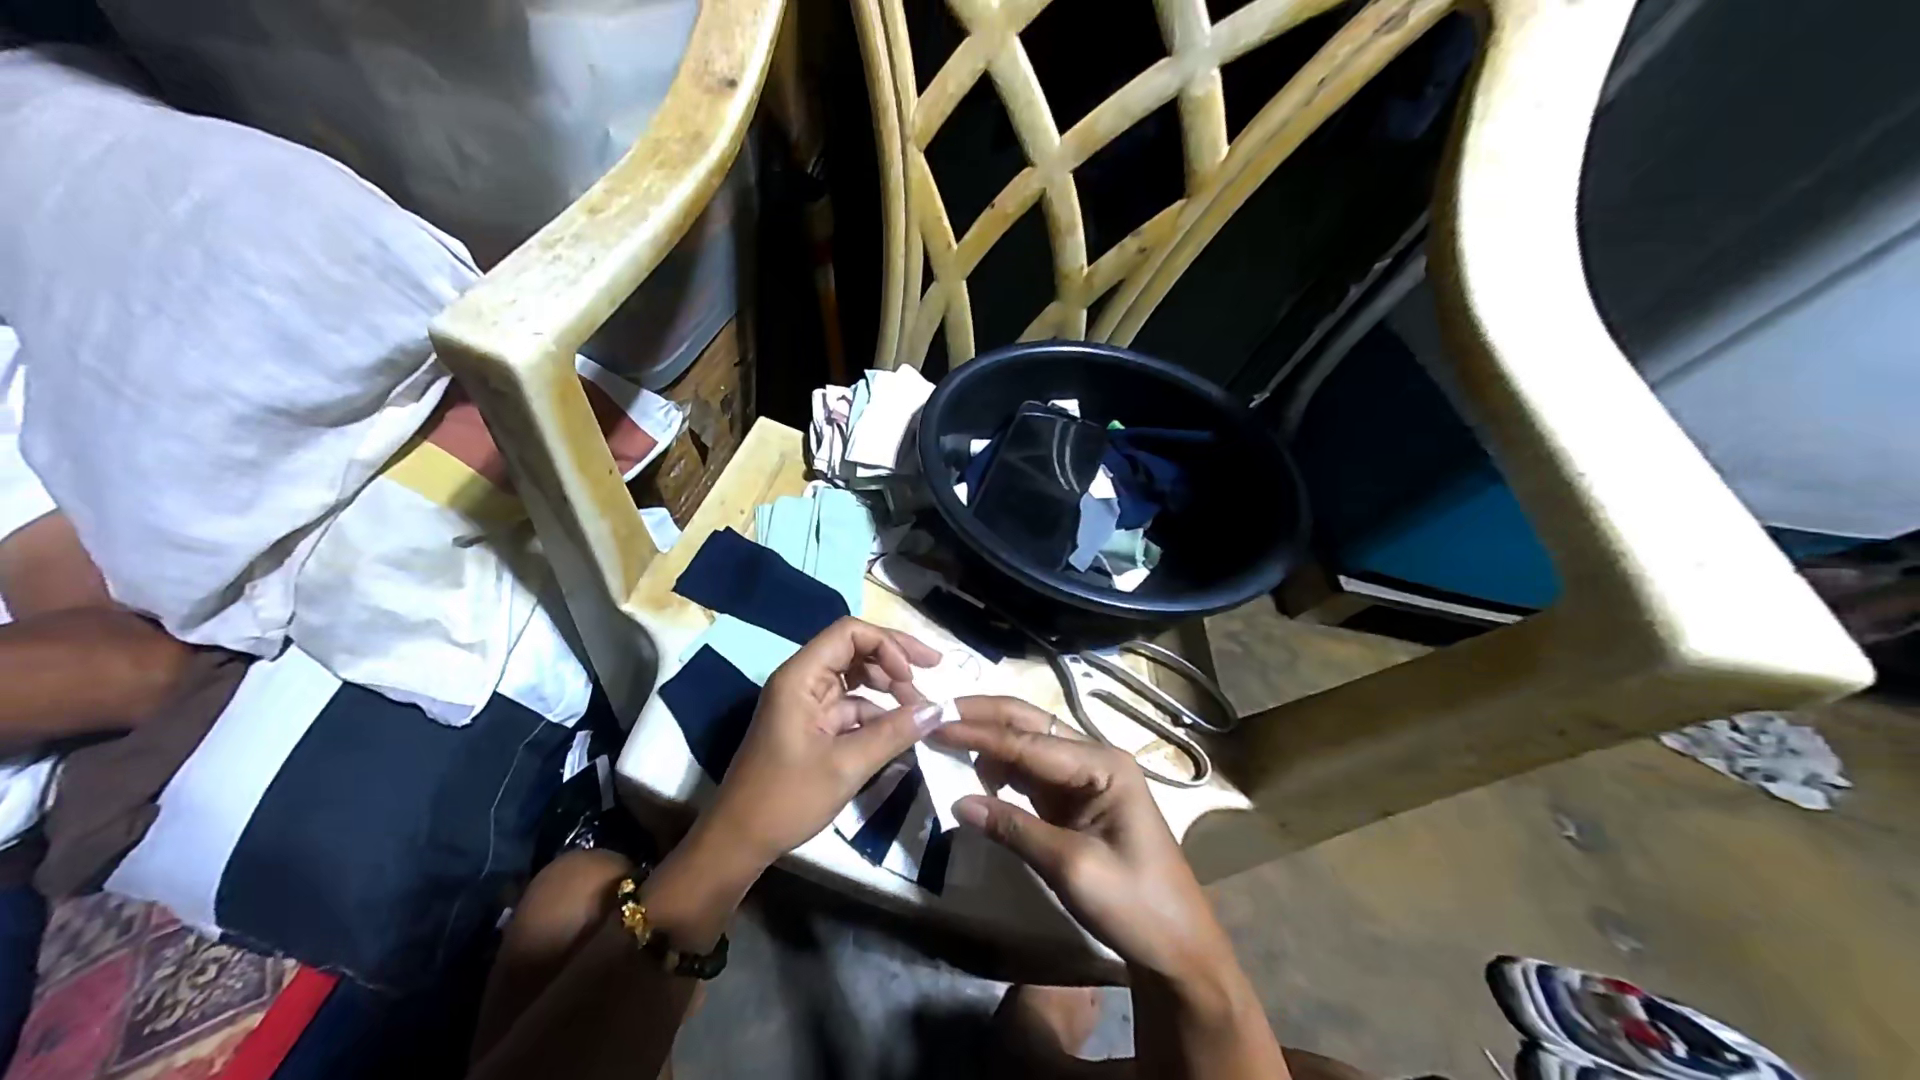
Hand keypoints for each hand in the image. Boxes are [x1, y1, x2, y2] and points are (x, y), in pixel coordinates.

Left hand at [698, 617, 943, 871]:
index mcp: (801, 677)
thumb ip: (894, 733)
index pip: (849, 633)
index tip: (911, 676)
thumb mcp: (847, 766)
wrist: (739, 841)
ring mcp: (807, 703)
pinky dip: (878, 711)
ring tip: (920, 706)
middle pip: (854, 648)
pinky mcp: (812, 725)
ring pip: (855, 676)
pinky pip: (851, 704)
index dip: (886, 645)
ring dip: (888, 685)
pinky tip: (901, 728)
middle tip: (932, 670)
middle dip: (894, 657)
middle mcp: (803, 680)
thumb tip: (938, 709)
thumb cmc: (786, 798)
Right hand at [931, 697, 1239, 991]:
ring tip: (946, 738)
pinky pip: (1030, 773)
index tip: (935, 725)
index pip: (1028, 741)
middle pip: (1030, 725)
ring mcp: (1084, 778)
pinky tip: (976, 771)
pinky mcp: (1074, 800)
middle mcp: (1093, 759)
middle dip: (983, 717)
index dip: (979, 734)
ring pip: (1026, 745)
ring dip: (988, 740)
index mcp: (1103, 764)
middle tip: (937, 712)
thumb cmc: (1135, 904)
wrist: (1178, 946)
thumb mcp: (1072, 868)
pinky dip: (1000, 769)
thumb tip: (959, 801)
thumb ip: (1015, 828)